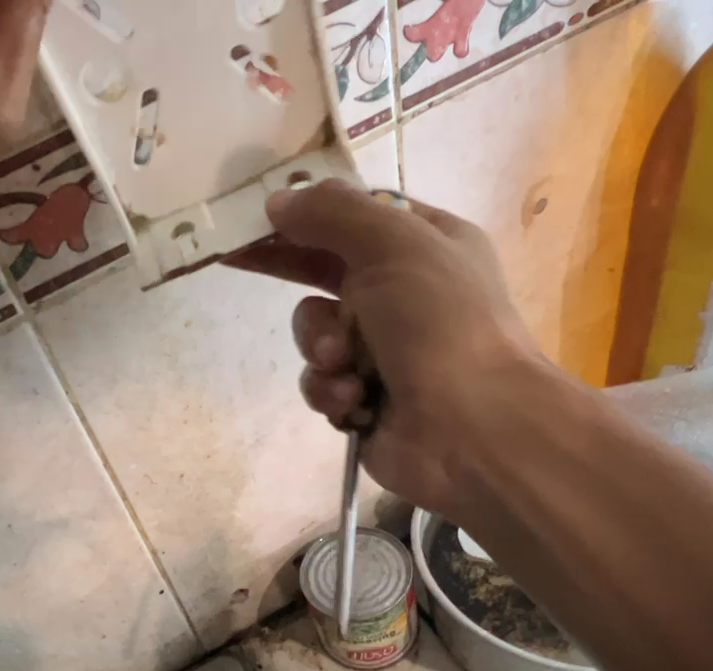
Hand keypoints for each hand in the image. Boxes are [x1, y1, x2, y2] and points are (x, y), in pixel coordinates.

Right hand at [229, 181, 553, 519]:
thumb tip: (281, 200)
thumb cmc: (440, 324)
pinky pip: (322, 384)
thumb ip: (333, 213)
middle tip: (242, 260)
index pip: (356, 217)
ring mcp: (383, 351)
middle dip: (294, 273)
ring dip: (319, 346)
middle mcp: (405, 295)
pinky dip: (331, 390)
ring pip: (316, 334)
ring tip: (343, 363)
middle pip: (326, 272)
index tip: (259, 214)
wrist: (470, 428)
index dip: (307, 213)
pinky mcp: (363, 400)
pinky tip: (355, 401)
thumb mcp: (392, 244)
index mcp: (426, 246)